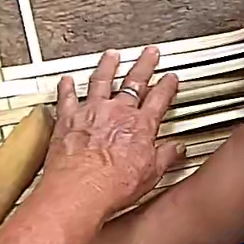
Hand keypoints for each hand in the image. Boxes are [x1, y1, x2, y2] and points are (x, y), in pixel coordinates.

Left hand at [42, 48, 184, 220]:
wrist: (80, 191)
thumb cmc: (113, 185)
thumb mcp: (152, 173)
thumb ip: (166, 156)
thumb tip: (177, 150)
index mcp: (141, 125)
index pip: (160, 98)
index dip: (167, 86)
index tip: (170, 78)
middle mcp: (117, 113)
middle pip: (134, 81)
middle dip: (144, 65)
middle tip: (150, 53)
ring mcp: (92, 113)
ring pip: (101, 81)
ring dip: (108, 66)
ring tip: (112, 55)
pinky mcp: (68, 119)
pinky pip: (67, 97)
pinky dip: (67, 87)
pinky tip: (67, 79)